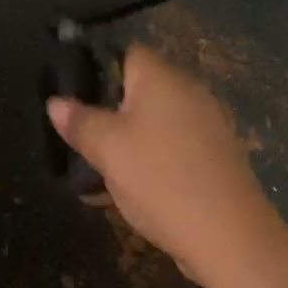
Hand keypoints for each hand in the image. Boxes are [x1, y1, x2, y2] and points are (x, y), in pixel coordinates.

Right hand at [47, 46, 287, 287]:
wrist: (231, 235)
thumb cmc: (161, 178)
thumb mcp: (108, 150)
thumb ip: (80, 122)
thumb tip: (55, 102)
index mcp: (160, 75)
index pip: (126, 52)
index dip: (99, 69)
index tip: (79, 98)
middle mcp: (188, 87)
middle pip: (143, 87)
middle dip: (116, 111)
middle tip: (91, 140)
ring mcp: (210, 120)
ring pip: (161, 119)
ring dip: (137, 139)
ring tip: (112, 171)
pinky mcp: (221, 153)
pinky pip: (180, 144)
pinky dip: (161, 158)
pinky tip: (147, 189)